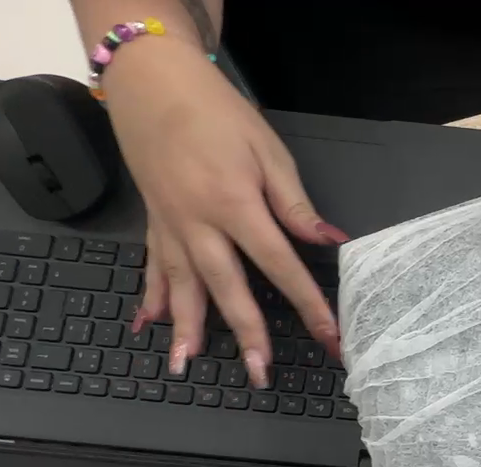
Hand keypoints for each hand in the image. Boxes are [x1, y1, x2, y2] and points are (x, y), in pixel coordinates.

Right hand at [101, 38, 343, 388]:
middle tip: (260, 375)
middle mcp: (196, 222)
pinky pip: (151, 265)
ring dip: (186, 329)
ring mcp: (169, 223)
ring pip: (181, 285)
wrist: (149, 77)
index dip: (309, 306)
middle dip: (246, 335)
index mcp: (234, 205)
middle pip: (226, 288)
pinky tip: (148, 324)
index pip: (281, 267)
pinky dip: (151, 296)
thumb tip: (331, 241)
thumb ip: (296, 205)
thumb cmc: (218, 114)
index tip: (330, 339)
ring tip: (187, 365)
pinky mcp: (153, 219)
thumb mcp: (270, 153)